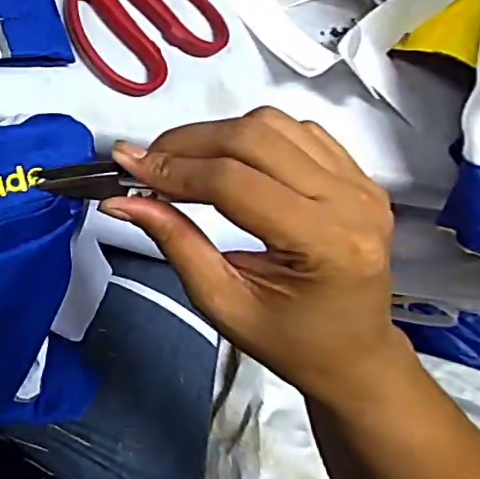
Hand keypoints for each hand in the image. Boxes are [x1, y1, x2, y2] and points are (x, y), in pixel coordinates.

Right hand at [101, 108, 411, 408]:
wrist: (352, 354)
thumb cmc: (290, 339)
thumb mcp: (219, 300)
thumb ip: (171, 240)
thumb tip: (121, 200)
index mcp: (326, 245)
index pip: (233, 181)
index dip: (172, 168)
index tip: (127, 166)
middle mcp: (351, 205)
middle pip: (250, 138)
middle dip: (185, 144)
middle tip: (147, 165)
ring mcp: (358, 184)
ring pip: (268, 124)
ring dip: (213, 135)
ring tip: (182, 164)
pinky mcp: (354, 174)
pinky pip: (292, 128)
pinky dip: (247, 134)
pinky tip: (226, 160)